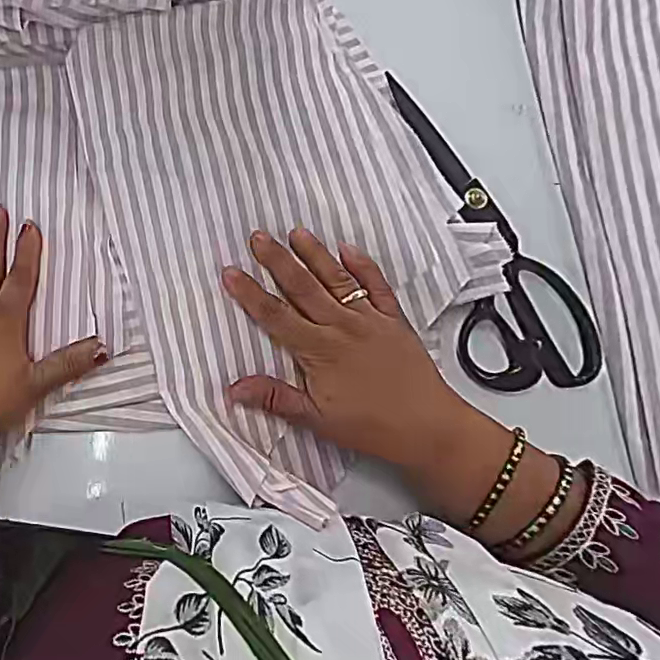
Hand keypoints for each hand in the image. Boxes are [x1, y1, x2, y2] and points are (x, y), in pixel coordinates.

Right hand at [221, 229, 570, 549]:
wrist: (428, 426)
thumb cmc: (373, 426)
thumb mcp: (316, 419)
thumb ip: (275, 398)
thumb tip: (236, 389)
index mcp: (319, 351)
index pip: (275, 316)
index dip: (250, 293)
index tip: (232, 273)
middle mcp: (342, 328)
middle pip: (302, 287)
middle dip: (277, 260)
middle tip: (258, 238)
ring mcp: (369, 320)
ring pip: (335, 279)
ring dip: (314, 254)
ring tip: (296, 232)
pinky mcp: (393, 321)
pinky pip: (375, 287)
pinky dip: (363, 266)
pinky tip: (349, 250)